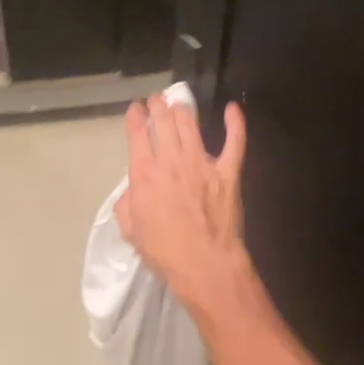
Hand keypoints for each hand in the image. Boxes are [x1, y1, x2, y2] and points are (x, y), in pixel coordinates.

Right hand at [117, 95, 249, 315]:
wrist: (204, 264)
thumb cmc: (163, 252)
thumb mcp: (131, 230)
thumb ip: (128, 203)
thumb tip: (134, 190)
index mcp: (144, 174)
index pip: (137, 135)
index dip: (135, 118)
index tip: (135, 109)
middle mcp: (171, 161)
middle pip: (163, 122)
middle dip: (158, 106)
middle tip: (156, 100)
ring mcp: (202, 164)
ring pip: (190, 125)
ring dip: (182, 110)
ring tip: (179, 104)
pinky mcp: (228, 172)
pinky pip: (235, 142)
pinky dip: (235, 123)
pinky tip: (233, 109)